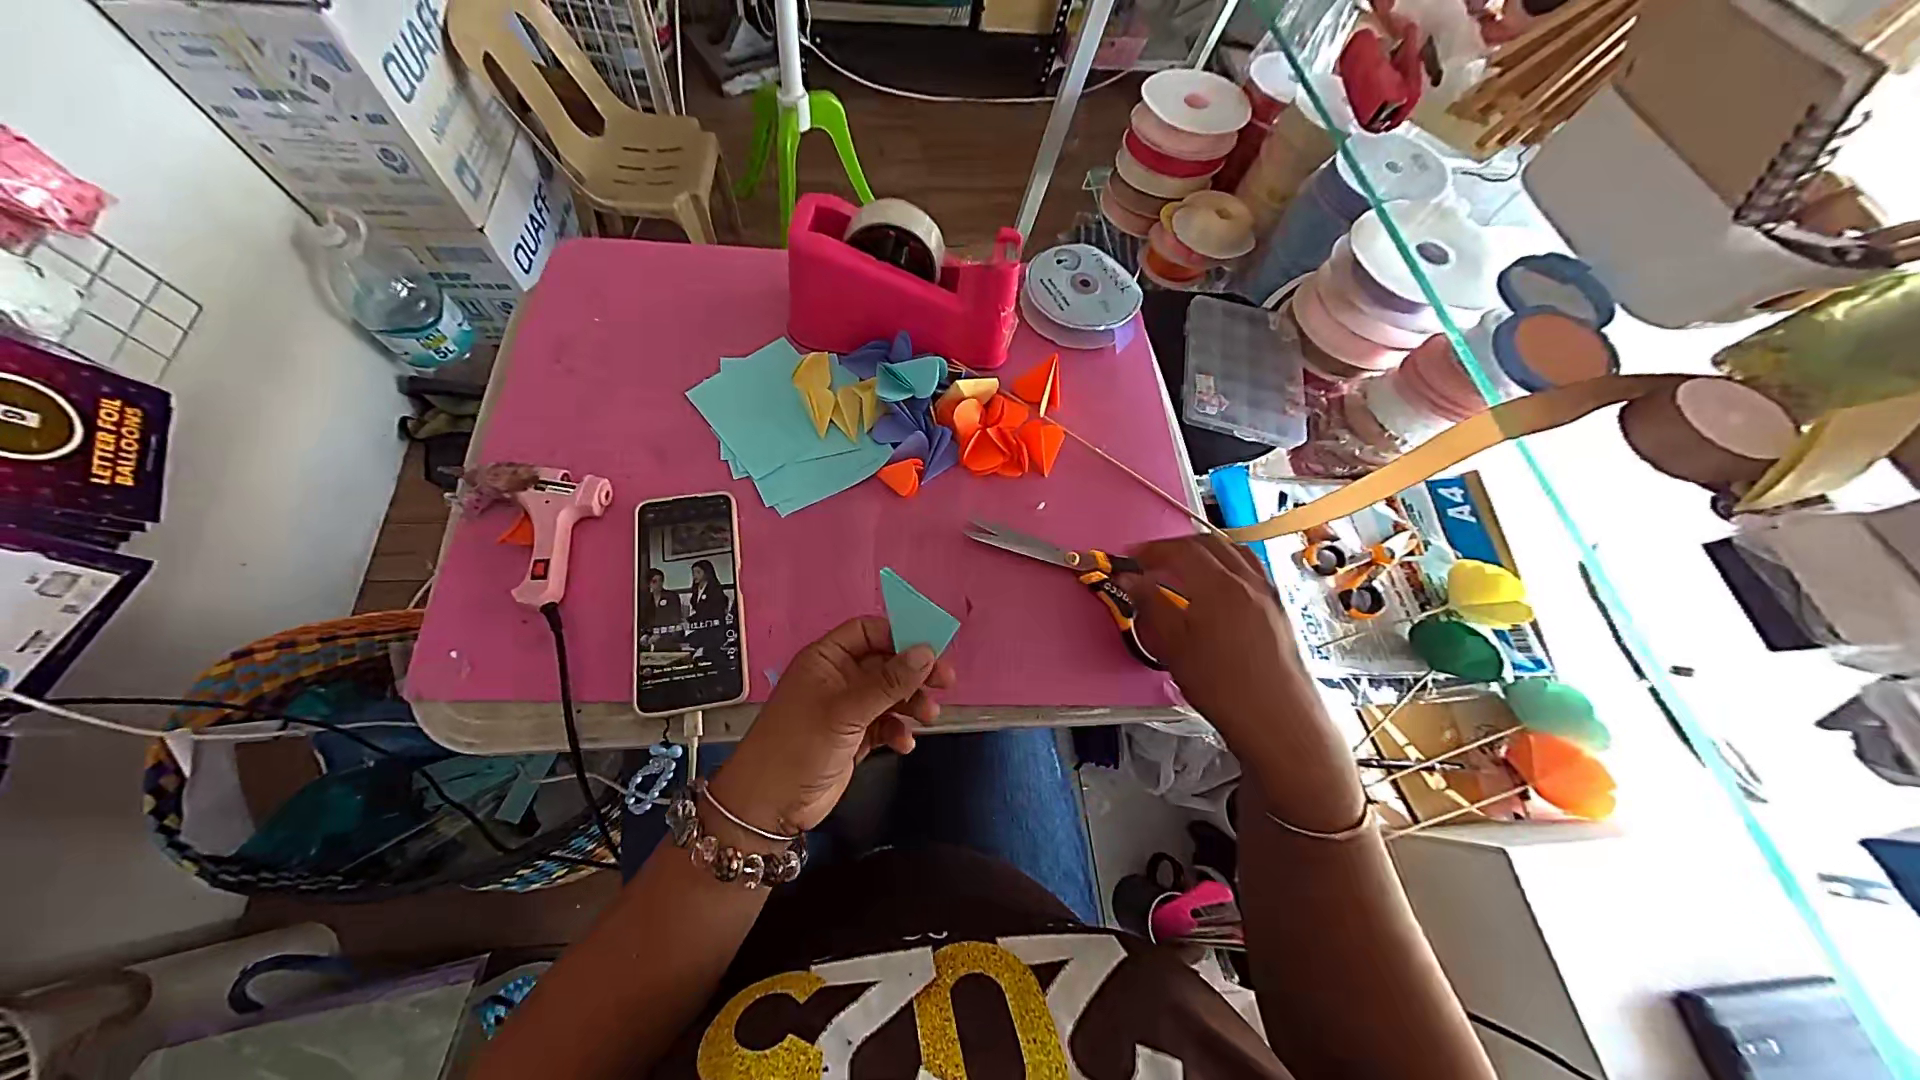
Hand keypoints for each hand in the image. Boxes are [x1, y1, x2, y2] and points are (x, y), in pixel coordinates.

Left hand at [709, 616, 955, 833]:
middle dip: (914, 672)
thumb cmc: (798, 746)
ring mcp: (846, 709)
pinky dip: (898, 730)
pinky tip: (905, 743)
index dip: (898, 635)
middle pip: (885, 663)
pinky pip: (885, 724)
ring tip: (929, 717)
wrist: (768, 807)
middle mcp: (838, 679)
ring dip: (911, 703)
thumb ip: (888, 682)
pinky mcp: (853, 738)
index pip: (868, 632)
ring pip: (889, 694)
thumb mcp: (845, 711)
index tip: (930, 648)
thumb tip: (926, 652)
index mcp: (827, 659)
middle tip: (945, 681)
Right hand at [1117, 535, 1306, 735]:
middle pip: (1209, 544)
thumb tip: (1130, 578)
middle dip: (1176, 546)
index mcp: (1219, 585)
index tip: (1132, 557)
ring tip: (1183, 566)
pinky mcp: (1279, 608)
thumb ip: (1151, 605)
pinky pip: (1251, 569)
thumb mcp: (1174, 646)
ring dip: (1204, 550)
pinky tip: (1217, 585)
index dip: (1151, 550)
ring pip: (1234, 552)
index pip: (1181, 550)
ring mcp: (1268, 593)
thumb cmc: (1223, 687)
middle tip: (1153, 560)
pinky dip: (1227, 564)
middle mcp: (1248, 581)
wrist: (1277, 720)